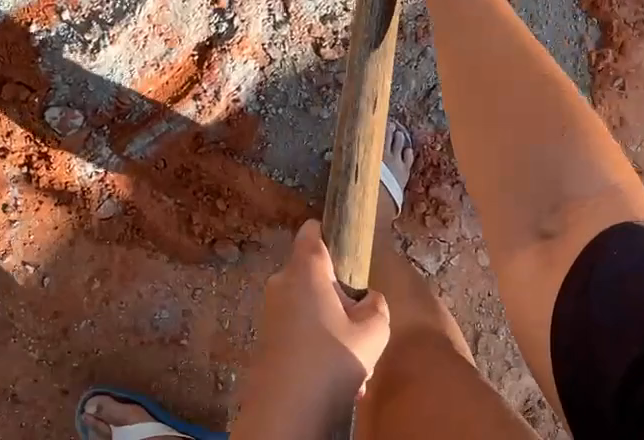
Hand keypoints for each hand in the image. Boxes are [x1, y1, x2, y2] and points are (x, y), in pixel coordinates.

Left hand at [235, 221, 390, 432]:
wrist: (284, 415)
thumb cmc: (330, 360)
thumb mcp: (373, 331)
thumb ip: (377, 306)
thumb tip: (370, 300)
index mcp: (306, 268)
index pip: (313, 229)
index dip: (332, 232)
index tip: (352, 250)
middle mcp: (283, 281)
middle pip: (315, 272)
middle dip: (339, 294)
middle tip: (360, 320)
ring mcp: (270, 311)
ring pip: (308, 305)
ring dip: (330, 325)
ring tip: (353, 359)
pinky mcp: (266, 339)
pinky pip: (298, 329)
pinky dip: (316, 343)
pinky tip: (335, 376)